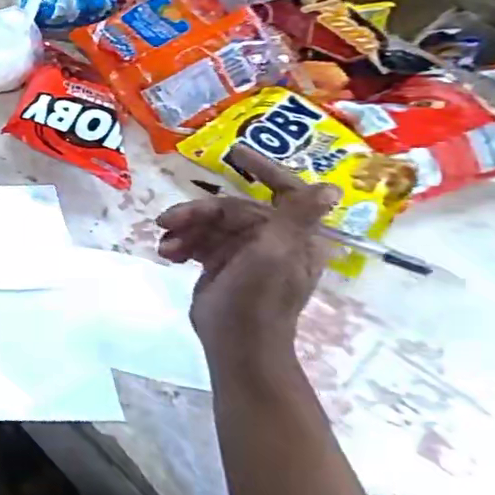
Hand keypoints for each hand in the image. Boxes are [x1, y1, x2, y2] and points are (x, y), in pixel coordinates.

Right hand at [155, 145, 339, 373]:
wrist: (235, 342)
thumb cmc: (258, 299)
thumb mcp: (274, 254)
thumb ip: (296, 219)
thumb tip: (329, 186)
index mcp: (296, 236)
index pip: (285, 192)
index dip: (264, 170)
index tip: (235, 153)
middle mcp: (274, 240)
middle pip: (231, 209)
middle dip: (197, 213)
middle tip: (166, 221)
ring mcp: (246, 253)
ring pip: (210, 225)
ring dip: (184, 231)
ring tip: (166, 246)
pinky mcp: (221, 265)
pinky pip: (198, 241)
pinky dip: (180, 244)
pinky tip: (168, 254)